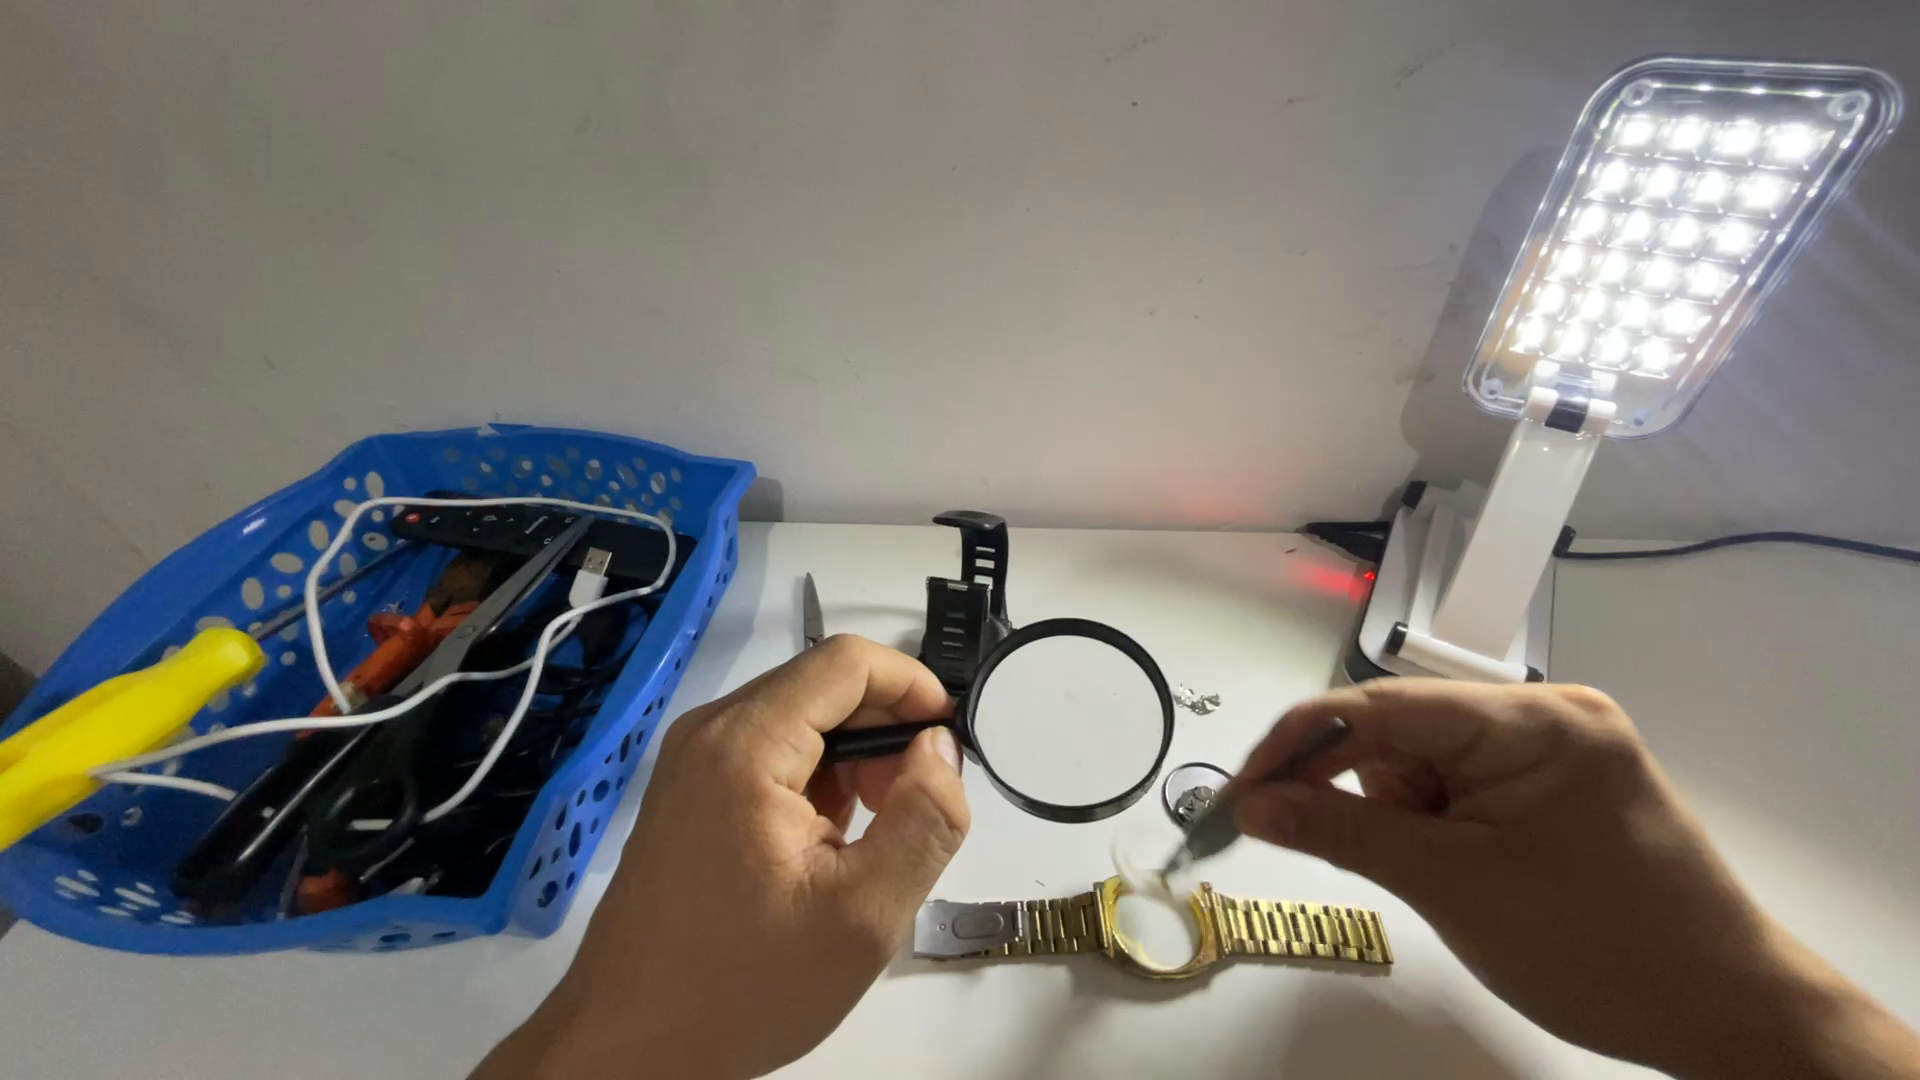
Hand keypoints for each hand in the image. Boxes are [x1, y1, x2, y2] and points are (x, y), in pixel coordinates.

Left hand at [473, 636, 968, 1079]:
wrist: (627, 1049)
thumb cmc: (742, 988)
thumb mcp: (863, 916)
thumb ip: (924, 820)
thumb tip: (938, 747)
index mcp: (745, 744)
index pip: (846, 662)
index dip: (910, 684)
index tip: (947, 738)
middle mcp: (713, 729)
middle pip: (824, 685)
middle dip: (887, 727)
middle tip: (916, 800)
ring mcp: (697, 756)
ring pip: (805, 716)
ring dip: (857, 754)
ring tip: (879, 826)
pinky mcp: (695, 784)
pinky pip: (777, 748)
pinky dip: (822, 775)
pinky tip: (834, 838)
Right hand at [1234, 679, 1919, 1079]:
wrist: (1733, 1024)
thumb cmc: (1598, 953)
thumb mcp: (1451, 888)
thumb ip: (1340, 834)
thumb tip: (1248, 806)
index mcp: (1531, 721)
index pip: (1381, 708)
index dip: (1299, 744)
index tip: (1240, 788)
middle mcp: (1537, 712)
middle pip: (1395, 729)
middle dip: (1349, 786)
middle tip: (1295, 832)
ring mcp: (1543, 741)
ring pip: (1412, 755)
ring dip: (1390, 808)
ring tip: (1430, 869)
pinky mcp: (1541, 773)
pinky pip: (1444, 777)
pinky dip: (1420, 816)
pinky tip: (1445, 859)